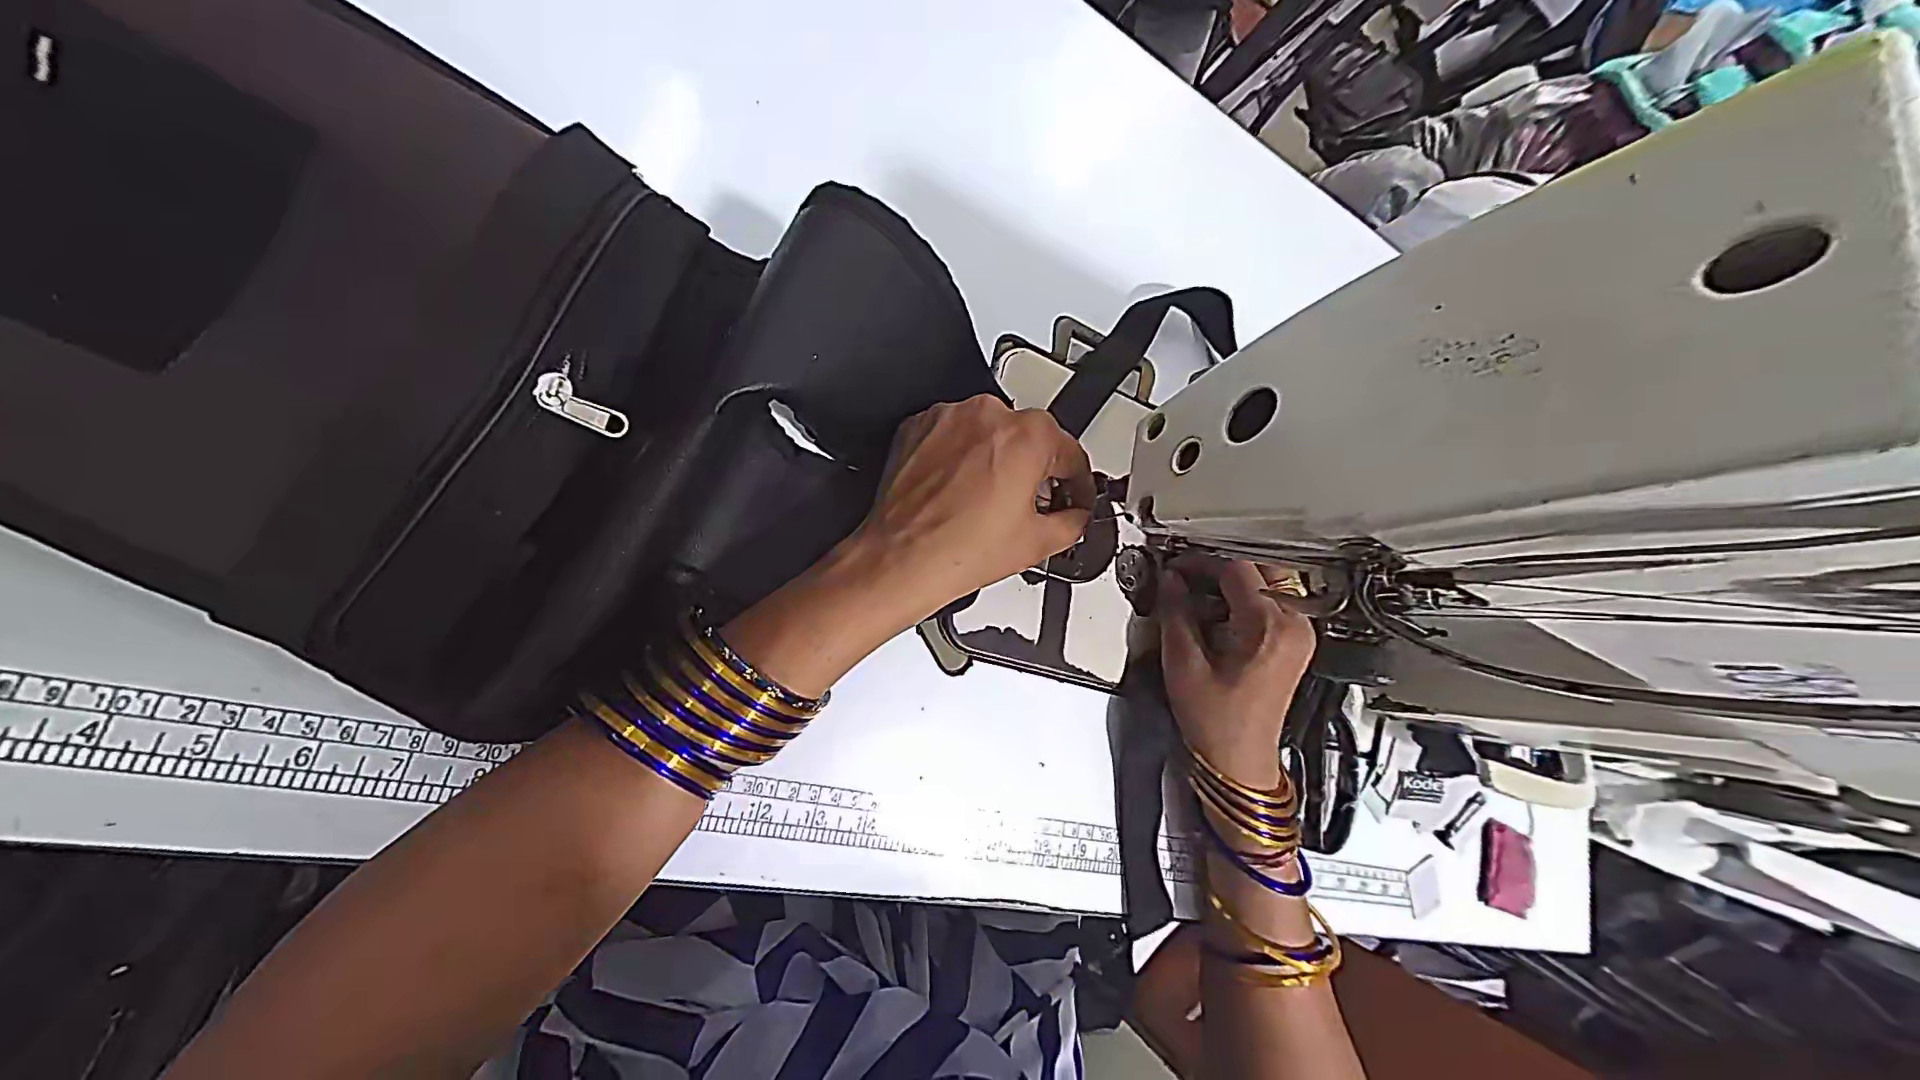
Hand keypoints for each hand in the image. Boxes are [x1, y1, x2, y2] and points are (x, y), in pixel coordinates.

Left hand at [851, 394, 1094, 623]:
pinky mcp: (919, 427)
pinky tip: (959, 493)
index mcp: (1026, 435)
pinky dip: (960, 458)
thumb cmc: (957, 549)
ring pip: (989, 435)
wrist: (901, 558)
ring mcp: (948, 418)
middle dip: (1036, 471)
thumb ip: (1074, 521)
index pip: (1071, 452)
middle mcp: (986, 416)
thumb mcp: (1039, 542)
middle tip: (1030, 506)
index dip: (1078, 483)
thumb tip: (1076, 515)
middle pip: (1029, 438)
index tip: (1075, 496)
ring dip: (995, 461)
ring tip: (986, 503)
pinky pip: (953, 437)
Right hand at [1158, 557, 1315, 789]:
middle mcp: (1295, 626)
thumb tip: (1170, 580)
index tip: (1175, 567)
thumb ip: (1175, 611)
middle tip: (1186, 575)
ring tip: (1196, 595)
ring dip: (1231, 582)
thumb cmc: (1216, 722)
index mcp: (1270, 627)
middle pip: (1260, 568)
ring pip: (1267, 582)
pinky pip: (1271, 602)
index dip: (1200, 562)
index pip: (1236, 568)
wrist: (1238, 758)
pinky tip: (1215, 612)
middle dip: (1219, 567)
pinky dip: (1243, 599)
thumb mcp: (1183, 661)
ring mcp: (1299, 634)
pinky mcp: (1294, 643)